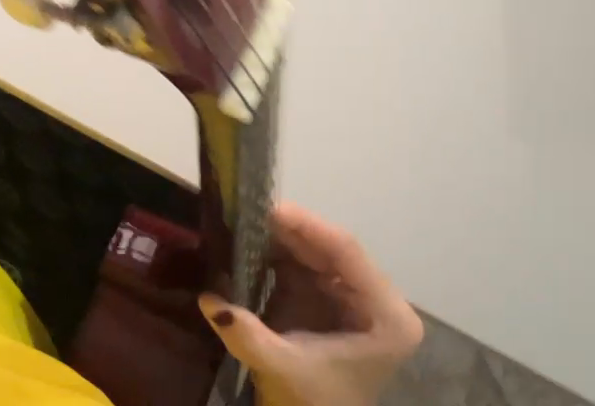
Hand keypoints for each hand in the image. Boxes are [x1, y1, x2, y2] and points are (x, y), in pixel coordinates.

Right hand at [199, 203, 422, 405]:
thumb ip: (249, 335)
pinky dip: (269, 250)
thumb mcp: (282, 370)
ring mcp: (348, 295)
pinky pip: (297, 260)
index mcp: (386, 317)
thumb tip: (208, 298)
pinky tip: (242, 242)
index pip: (346, 252)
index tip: (265, 208)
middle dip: (284, 228)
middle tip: (239, 211)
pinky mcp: (323, 296)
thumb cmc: (313, 405)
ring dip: (273, 235)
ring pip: (310, 249)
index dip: (306, 225)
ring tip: (235, 221)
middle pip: (327, 246)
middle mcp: (374, 299)